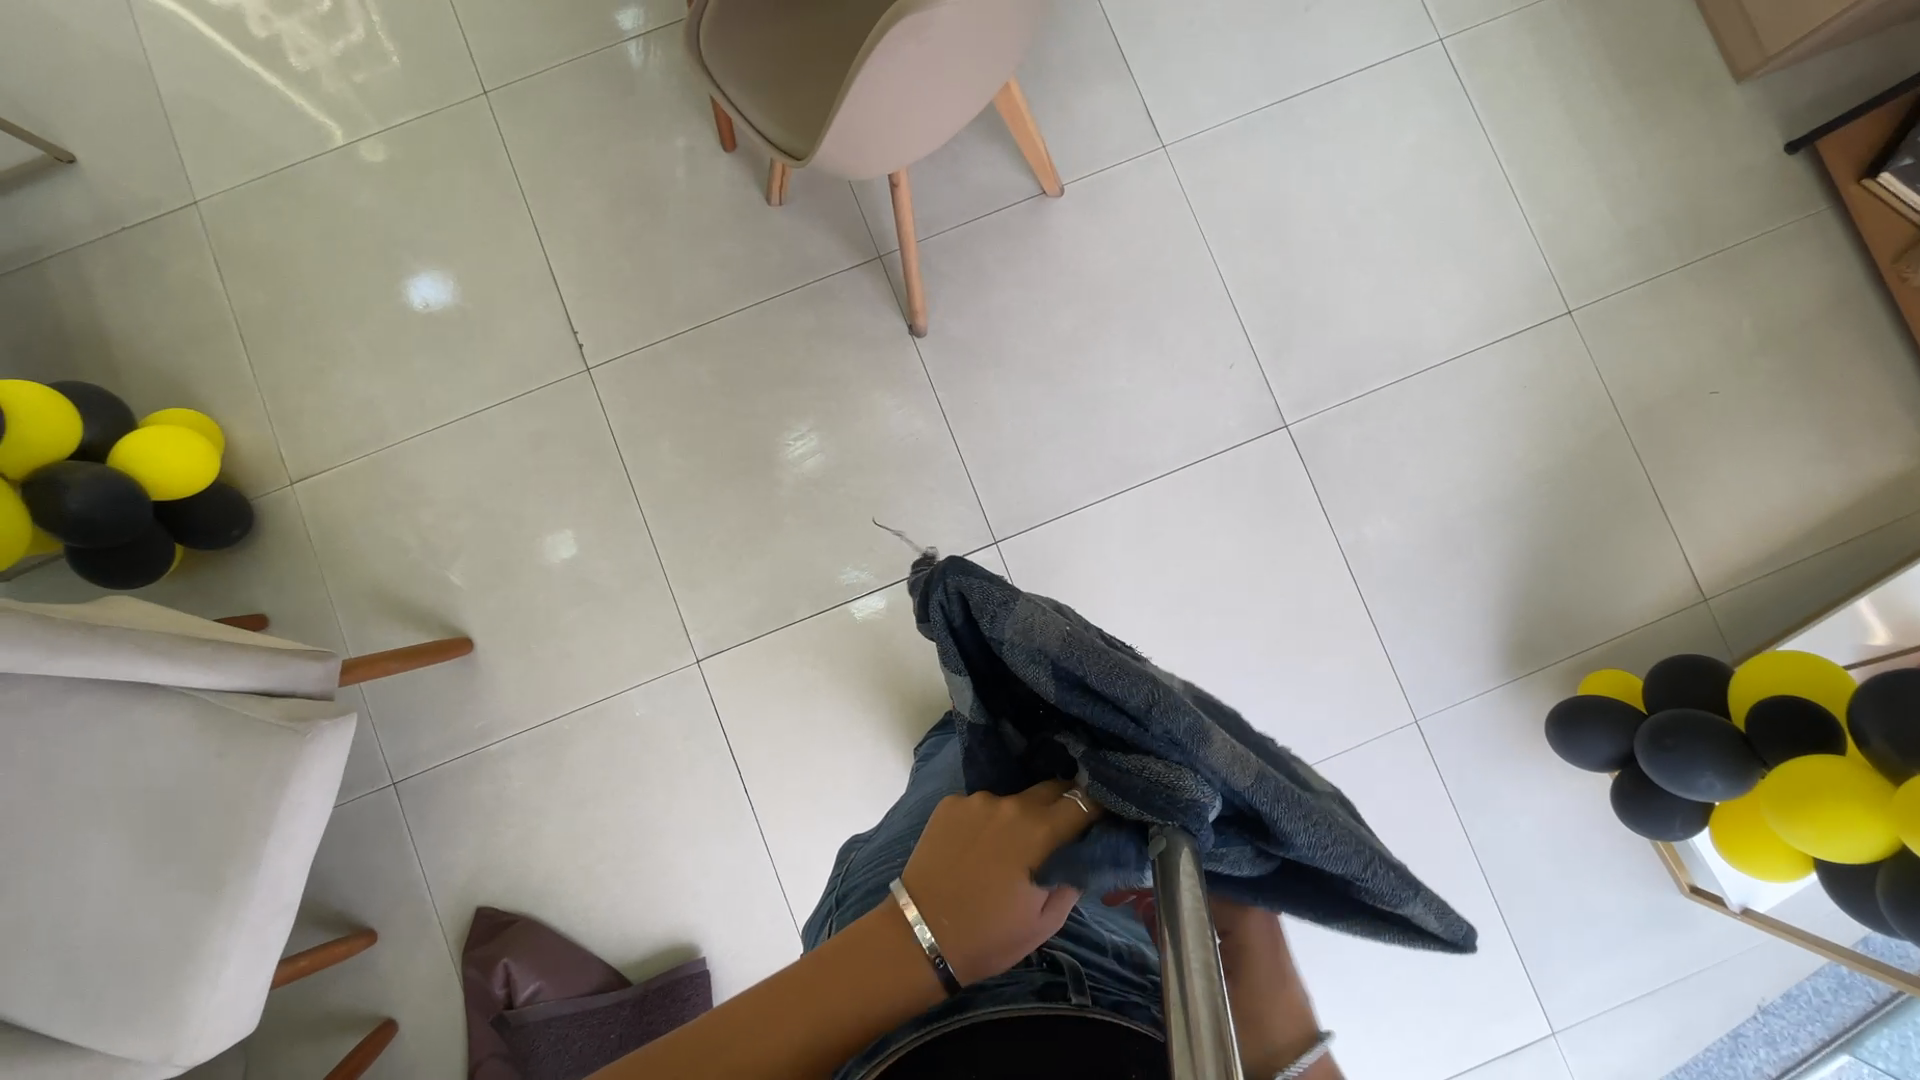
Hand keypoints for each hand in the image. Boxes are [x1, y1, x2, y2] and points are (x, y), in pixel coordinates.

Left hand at [898, 780, 1099, 984]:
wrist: (920, 936)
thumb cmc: (990, 937)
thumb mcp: (1046, 921)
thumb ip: (1073, 878)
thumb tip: (1085, 851)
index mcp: (1040, 831)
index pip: (1085, 801)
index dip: (1097, 808)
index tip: (1101, 818)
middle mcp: (1010, 804)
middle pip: (1051, 788)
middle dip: (1063, 804)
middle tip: (1060, 831)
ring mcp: (976, 800)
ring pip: (1014, 799)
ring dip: (1021, 815)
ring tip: (1008, 847)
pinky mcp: (949, 803)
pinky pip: (982, 805)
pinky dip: (987, 820)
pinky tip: (976, 847)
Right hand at [1103, 892, 1335, 1078]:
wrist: (1297, 1067)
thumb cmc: (1253, 1029)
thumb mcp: (1204, 990)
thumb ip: (1172, 942)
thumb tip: (1145, 907)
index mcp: (1245, 910)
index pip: (1188, 877)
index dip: (1150, 880)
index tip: (1119, 891)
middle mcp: (1256, 903)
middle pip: (1197, 879)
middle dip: (1158, 884)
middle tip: (1120, 896)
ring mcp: (1261, 917)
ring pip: (1206, 892)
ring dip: (1171, 896)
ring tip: (1135, 903)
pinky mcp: (1260, 933)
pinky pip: (1218, 906)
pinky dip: (1190, 908)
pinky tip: (1167, 915)